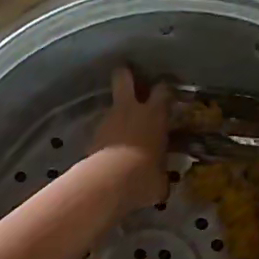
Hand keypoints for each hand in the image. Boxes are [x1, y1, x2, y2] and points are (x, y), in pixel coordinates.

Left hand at [87, 66, 171, 212]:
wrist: (108, 181)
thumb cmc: (144, 177)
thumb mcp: (161, 180)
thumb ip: (162, 175)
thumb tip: (163, 184)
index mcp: (154, 115)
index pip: (163, 90)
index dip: (165, 90)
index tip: (167, 95)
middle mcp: (130, 110)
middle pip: (124, 77)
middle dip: (126, 74)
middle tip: (129, 79)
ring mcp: (107, 120)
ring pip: (110, 105)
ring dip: (115, 113)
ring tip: (120, 127)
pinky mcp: (91, 135)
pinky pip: (101, 128)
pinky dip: (105, 135)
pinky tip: (108, 148)